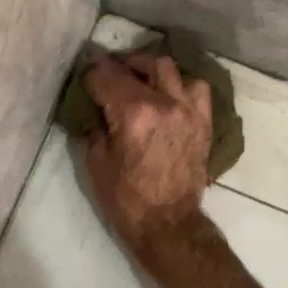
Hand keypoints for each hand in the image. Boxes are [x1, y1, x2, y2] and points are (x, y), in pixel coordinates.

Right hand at [81, 50, 213, 266]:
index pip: (106, 77)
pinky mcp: (203, 120)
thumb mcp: (96, 162)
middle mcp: (164, 103)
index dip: (90, 72)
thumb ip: (94, 126)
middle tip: (107, 71)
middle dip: (119, 64)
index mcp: (133, 113)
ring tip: (139, 76)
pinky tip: (168, 92)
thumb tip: (92, 107)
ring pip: (169, 68)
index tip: (83, 72)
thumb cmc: (126, 199)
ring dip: (150, 68)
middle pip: (140, 65)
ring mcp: (188, 109)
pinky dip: (180, 83)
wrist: (168, 224)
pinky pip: (196, 87)